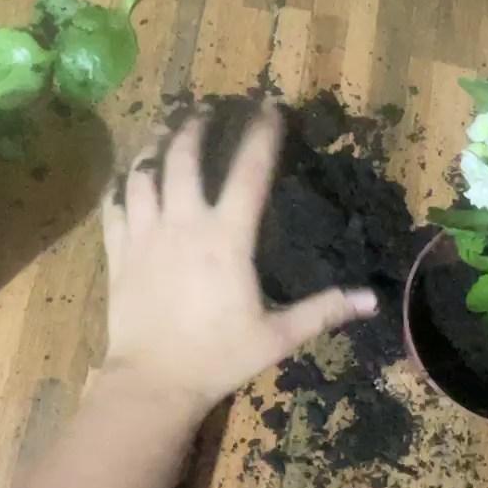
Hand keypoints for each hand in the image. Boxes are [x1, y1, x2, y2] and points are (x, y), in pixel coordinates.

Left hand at [97, 102, 377, 419]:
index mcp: (226, 238)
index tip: (270, 105)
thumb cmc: (219, 357)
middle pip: (184, 157)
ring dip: (154, 144)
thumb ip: (323, 311)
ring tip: (162, 127)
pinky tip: (125, 176)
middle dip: (196, 125)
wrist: (153, 382)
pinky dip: (120, 185)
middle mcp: (183, 224)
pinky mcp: (119, 252)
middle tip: (206, 108)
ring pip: (143, 173)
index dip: (262, 133)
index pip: (249, 171)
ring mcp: (145, 235)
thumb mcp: (278, 336)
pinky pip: (114, 206)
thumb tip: (373, 299)